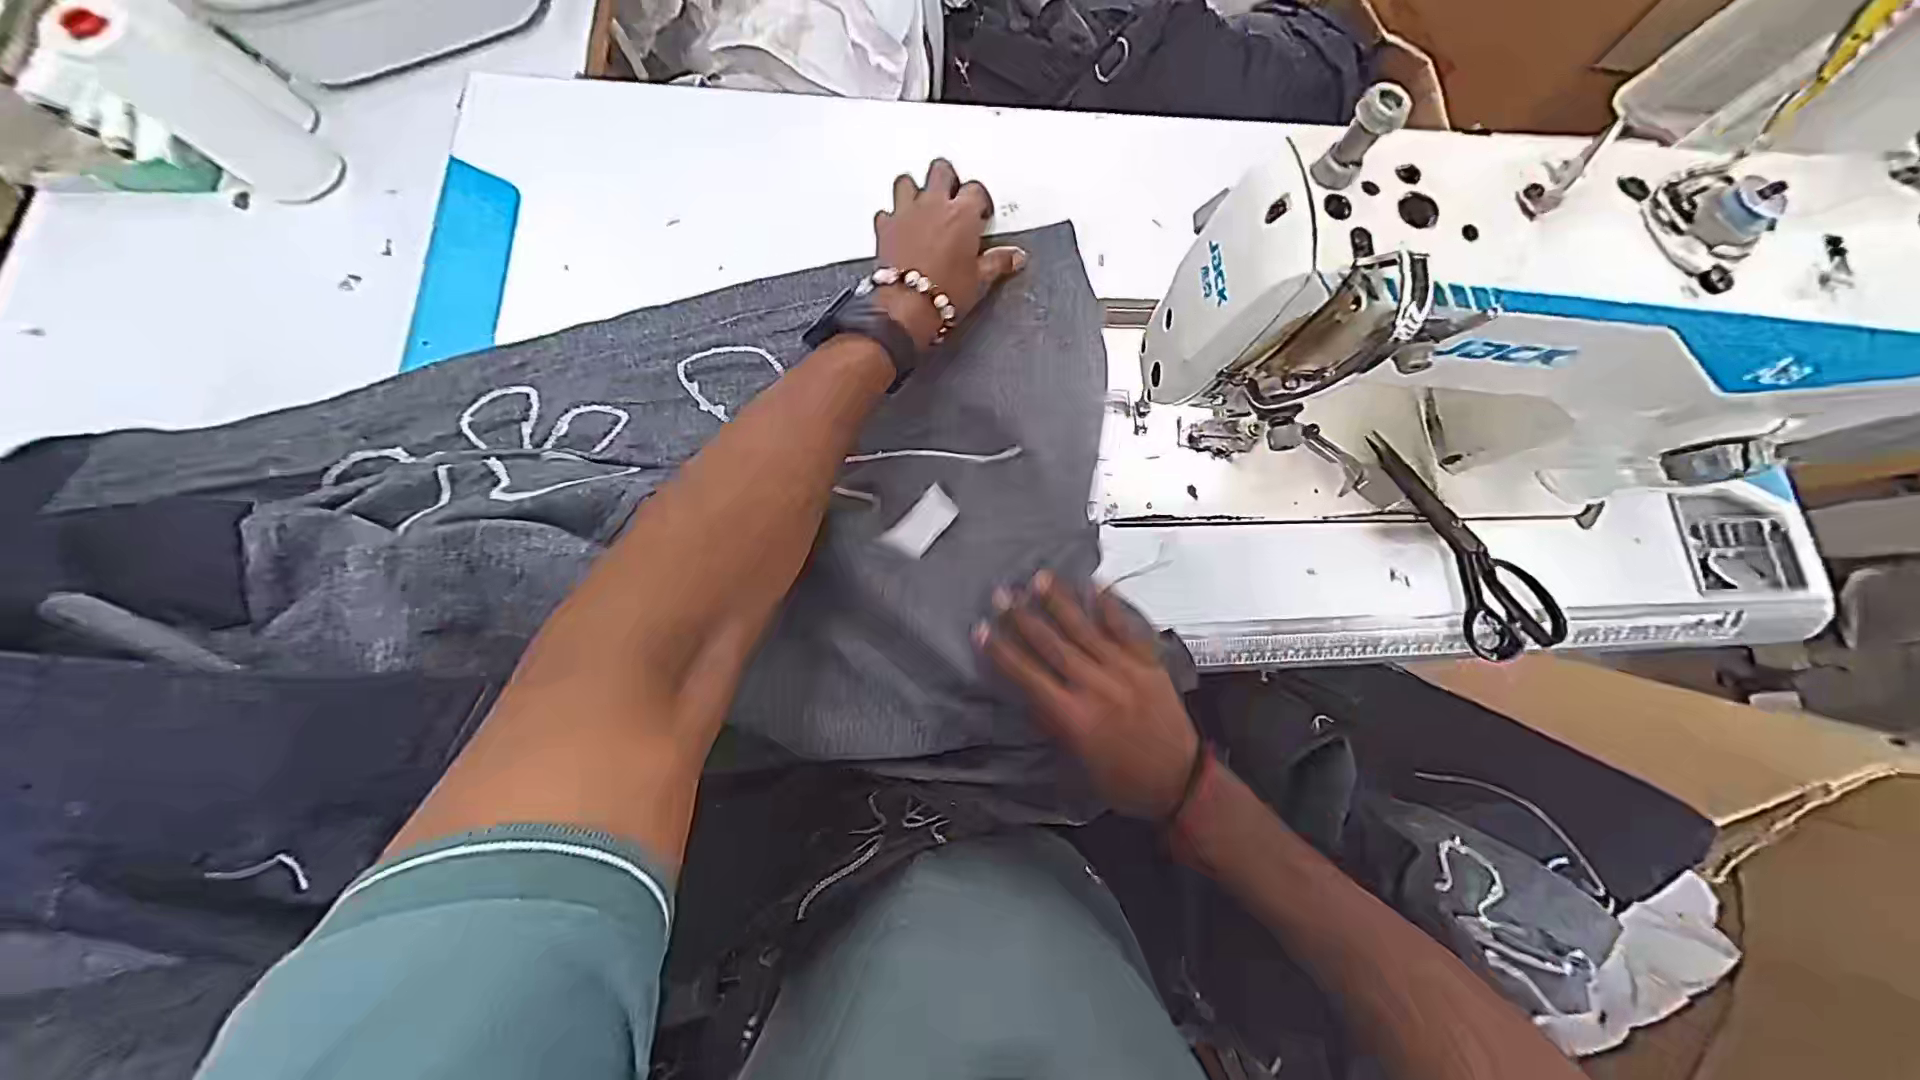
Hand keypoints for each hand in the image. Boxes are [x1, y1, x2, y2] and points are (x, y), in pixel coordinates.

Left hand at [873, 158, 1027, 349]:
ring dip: (915, 190)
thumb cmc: (944, 292)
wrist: (907, 307)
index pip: (976, 190)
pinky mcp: (885, 228)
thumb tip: (1015, 257)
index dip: (980, 201)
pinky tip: (899, 228)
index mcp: (962, 214)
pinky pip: (886, 212)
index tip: (981, 214)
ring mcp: (906, 212)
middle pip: (940, 170)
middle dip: (947, 180)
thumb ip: (998, 262)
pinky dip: (892, 218)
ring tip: (922, 207)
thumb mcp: (979, 280)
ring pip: (907, 182)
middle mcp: (933, 204)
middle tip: (952, 198)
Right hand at [976, 571, 1200, 818]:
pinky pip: (1125, 628)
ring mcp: (1124, 670)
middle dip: (1023, 617)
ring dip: (1059, 602)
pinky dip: (1109, 605)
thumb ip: (1053, 725)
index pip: (1027, 675)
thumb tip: (1030, 696)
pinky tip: (1094, 586)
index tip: (983, 630)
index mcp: (1074, 716)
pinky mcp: (1148, 663)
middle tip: (1003, 595)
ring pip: (1084, 629)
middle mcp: (1096, 687)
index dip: (1001, 650)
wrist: (1180, 783)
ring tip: (1039, 579)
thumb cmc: (1126, 780)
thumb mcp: (1078, 762)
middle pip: (1052, 644)